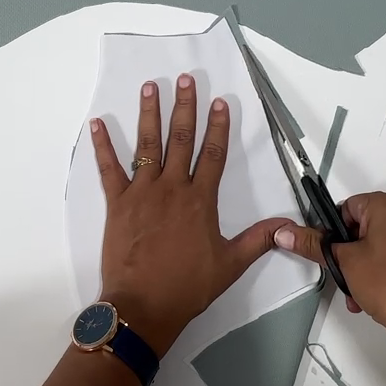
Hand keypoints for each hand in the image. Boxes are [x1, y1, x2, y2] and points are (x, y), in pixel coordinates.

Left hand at [89, 74, 287, 353]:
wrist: (143, 306)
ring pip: (146, 144)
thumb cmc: (187, 286)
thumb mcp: (230, 265)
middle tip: (184, 79)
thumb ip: (258, 240)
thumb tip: (288, 225)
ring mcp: (141, 192)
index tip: (219, 101)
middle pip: (180, 139)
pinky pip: (108, 168)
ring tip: (150, 86)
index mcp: (199, 200)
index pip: (213, 155)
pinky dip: (102, 145)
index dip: (218, 126)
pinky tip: (97, 123)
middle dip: (184, 107)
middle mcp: (171, 187)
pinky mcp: (116, 202)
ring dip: (148, 113)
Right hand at [274, 192, 385, 346]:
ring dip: (369, 268)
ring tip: (363, 298)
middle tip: (346, 281)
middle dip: (352, 256)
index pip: (346, 209)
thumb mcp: (344, 263)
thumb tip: (285, 232)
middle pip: (366, 228)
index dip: (334, 235)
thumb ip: (314, 245)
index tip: (332, 257)